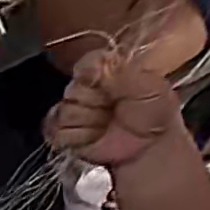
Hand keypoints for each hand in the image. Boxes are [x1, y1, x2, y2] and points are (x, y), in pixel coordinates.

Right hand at [44, 49, 185, 168]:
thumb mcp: (147, 84)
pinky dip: (76, 136)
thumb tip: (91, 69)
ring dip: (87, 121)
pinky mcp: (62, 134)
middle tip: (113, 108)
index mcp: (108, 71)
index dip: (89, 71)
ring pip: (64, 112)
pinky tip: (91, 137)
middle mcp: (87, 90)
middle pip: (72, 89)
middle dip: (92, 101)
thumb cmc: (152, 113)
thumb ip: (120, 71)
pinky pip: (56, 132)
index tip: (97, 79)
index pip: (86, 63)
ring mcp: (73, 112)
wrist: (145, 147)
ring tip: (105, 125)